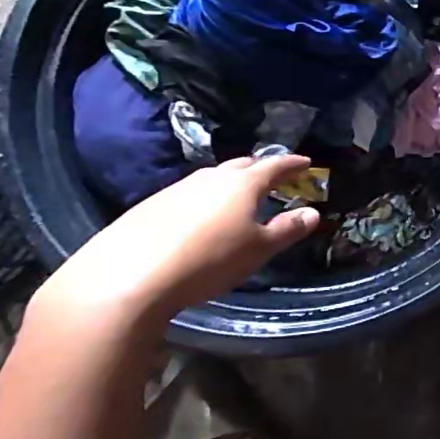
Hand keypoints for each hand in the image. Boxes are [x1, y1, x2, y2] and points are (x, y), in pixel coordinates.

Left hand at [34, 155, 321, 322]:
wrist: (126, 276)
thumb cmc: (208, 260)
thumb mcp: (258, 250)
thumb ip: (287, 229)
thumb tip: (312, 213)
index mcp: (243, 183)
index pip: (275, 165)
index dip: (293, 163)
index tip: (306, 162)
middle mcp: (211, 178)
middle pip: (242, 165)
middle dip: (260, 169)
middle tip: (274, 178)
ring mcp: (176, 189)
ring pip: (212, 179)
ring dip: (229, 184)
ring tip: (237, 198)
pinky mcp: (149, 206)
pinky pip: (187, 194)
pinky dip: (202, 200)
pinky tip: (198, 219)